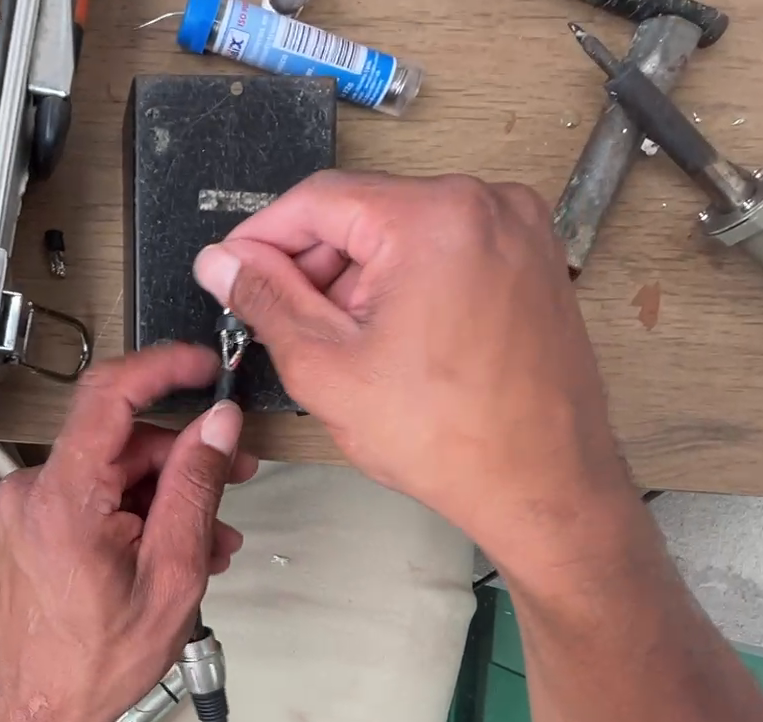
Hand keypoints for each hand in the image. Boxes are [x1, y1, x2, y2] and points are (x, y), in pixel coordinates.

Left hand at [0, 345, 256, 721]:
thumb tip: (219, 426)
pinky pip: (96, 494)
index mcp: (64, 498)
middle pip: (124, 441)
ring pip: (115, 470)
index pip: (110, 394)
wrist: (41, 705)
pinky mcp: (34, 522)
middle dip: (186, 456)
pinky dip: (137, 510)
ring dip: (167, 494)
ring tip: (212, 538)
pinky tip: (174, 545)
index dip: (163, 368)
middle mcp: (35, 491)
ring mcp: (29, 506)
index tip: (205, 367)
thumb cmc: (98, 660)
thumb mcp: (171, 574)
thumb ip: (195, 489)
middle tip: (237, 476)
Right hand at [192, 170, 642, 585]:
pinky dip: (396, 285)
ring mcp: (515, 229)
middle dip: (308, 266)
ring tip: (337, 345)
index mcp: (432, 218)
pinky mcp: (527, 259)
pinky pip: (440, 252)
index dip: (259, 235)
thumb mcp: (324, 366)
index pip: (317, 198)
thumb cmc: (444, 435)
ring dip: (351, 280)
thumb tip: (222, 263)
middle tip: (274, 319)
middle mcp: (485, 204)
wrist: (539, 483)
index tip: (229, 267)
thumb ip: (264, 301)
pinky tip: (381, 339)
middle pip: (361, 213)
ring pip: (399, 235)